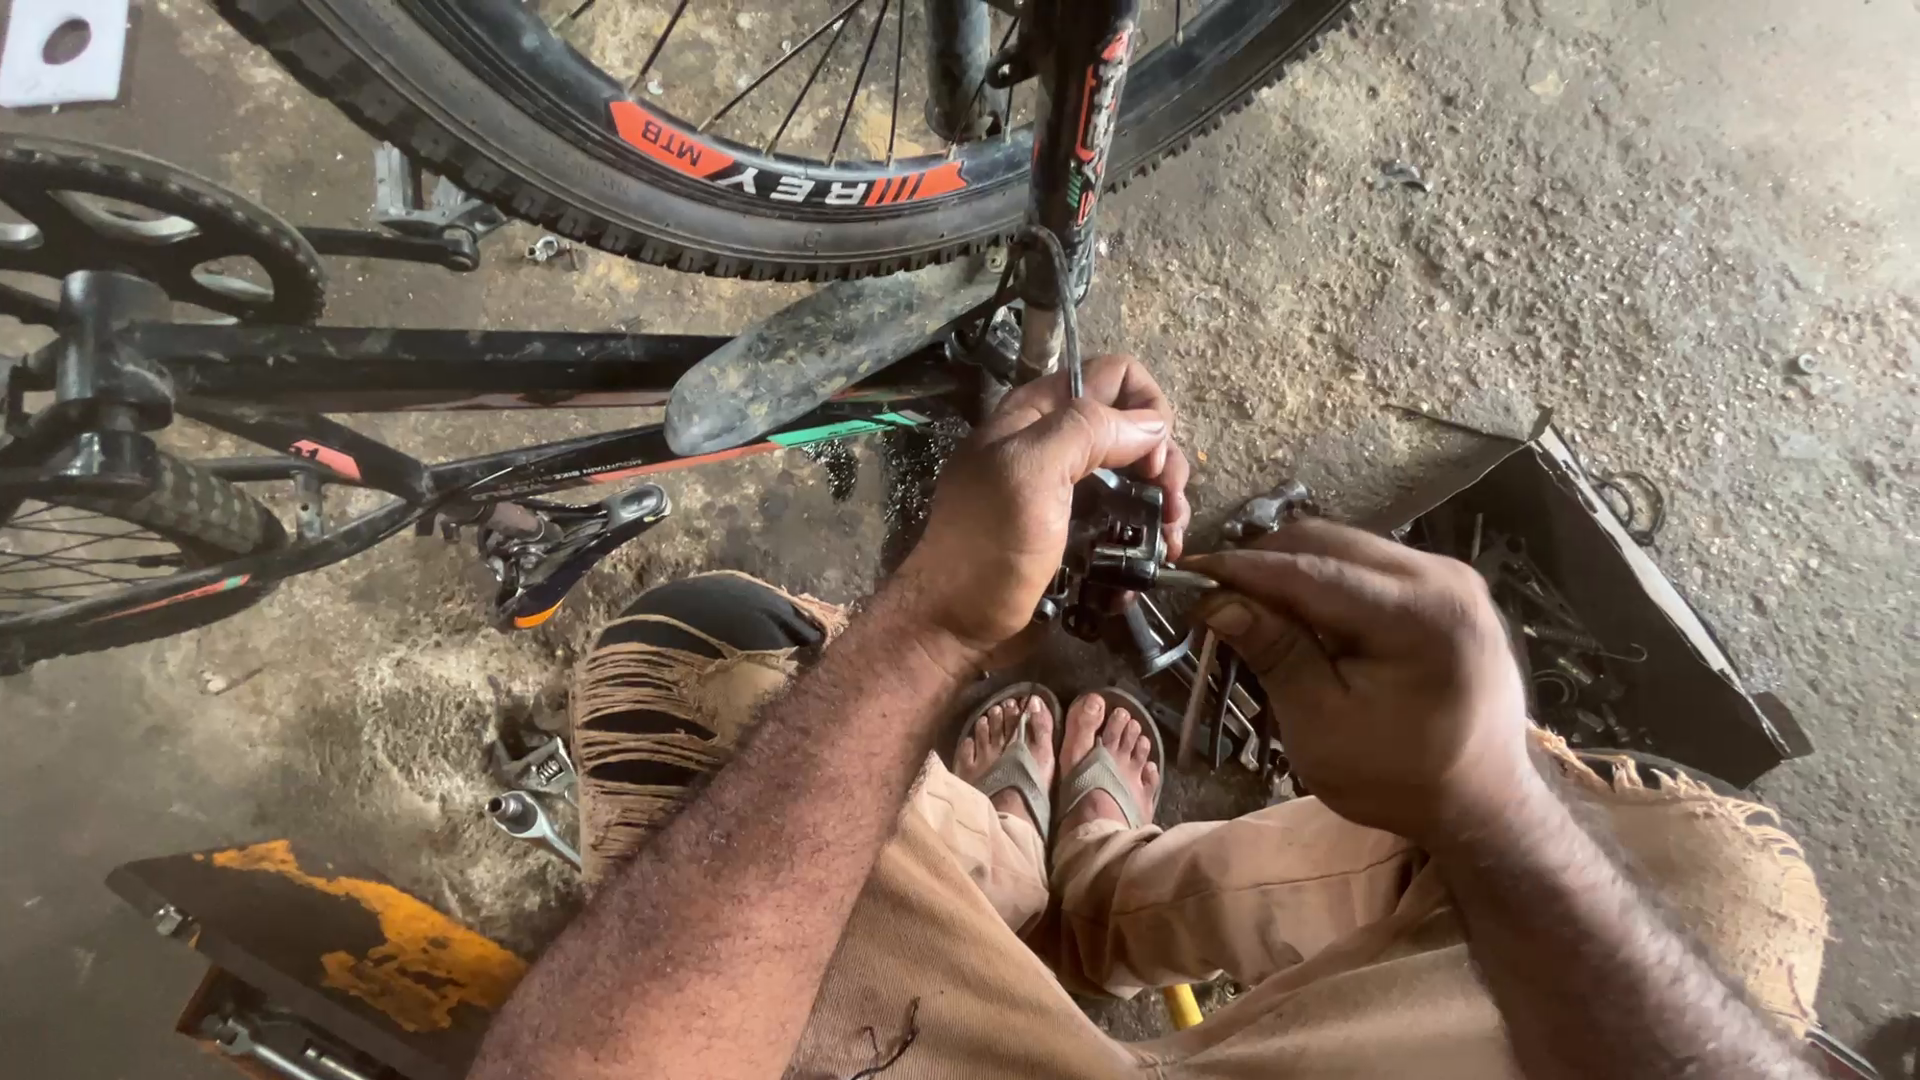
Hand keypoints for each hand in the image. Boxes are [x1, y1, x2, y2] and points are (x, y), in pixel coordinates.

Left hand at [894, 355, 1190, 669]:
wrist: (955, 623)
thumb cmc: (986, 547)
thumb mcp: (1029, 474)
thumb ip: (1086, 432)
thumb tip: (1152, 426)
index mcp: (1035, 416)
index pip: (1111, 376)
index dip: (1144, 406)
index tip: (1149, 457)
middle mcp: (1053, 446)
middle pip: (1131, 430)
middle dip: (1162, 462)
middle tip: (1170, 505)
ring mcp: (1063, 493)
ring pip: (1131, 478)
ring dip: (1162, 504)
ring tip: (1170, 541)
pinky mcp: (1071, 534)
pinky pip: (1120, 522)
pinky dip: (1142, 537)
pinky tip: (1150, 562)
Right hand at [1186, 520, 1538, 849]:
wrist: (1480, 804)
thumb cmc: (1398, 778)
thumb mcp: (1321, 725)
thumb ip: (1275, 654)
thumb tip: (1218, 603)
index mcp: (1420, 616)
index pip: (1310, 572)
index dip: (1242, 568)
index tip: (1190, 570)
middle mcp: (1441, 578)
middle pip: (1325, 543)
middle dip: (1261, 563)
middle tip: (1215, 595)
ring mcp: (1446, 576)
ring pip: (1340, 545)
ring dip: (1285, 568)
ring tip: (1247, 605)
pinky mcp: (1440, 586)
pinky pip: (1360, 561)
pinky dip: (1315, 577)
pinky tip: (1291, 611)